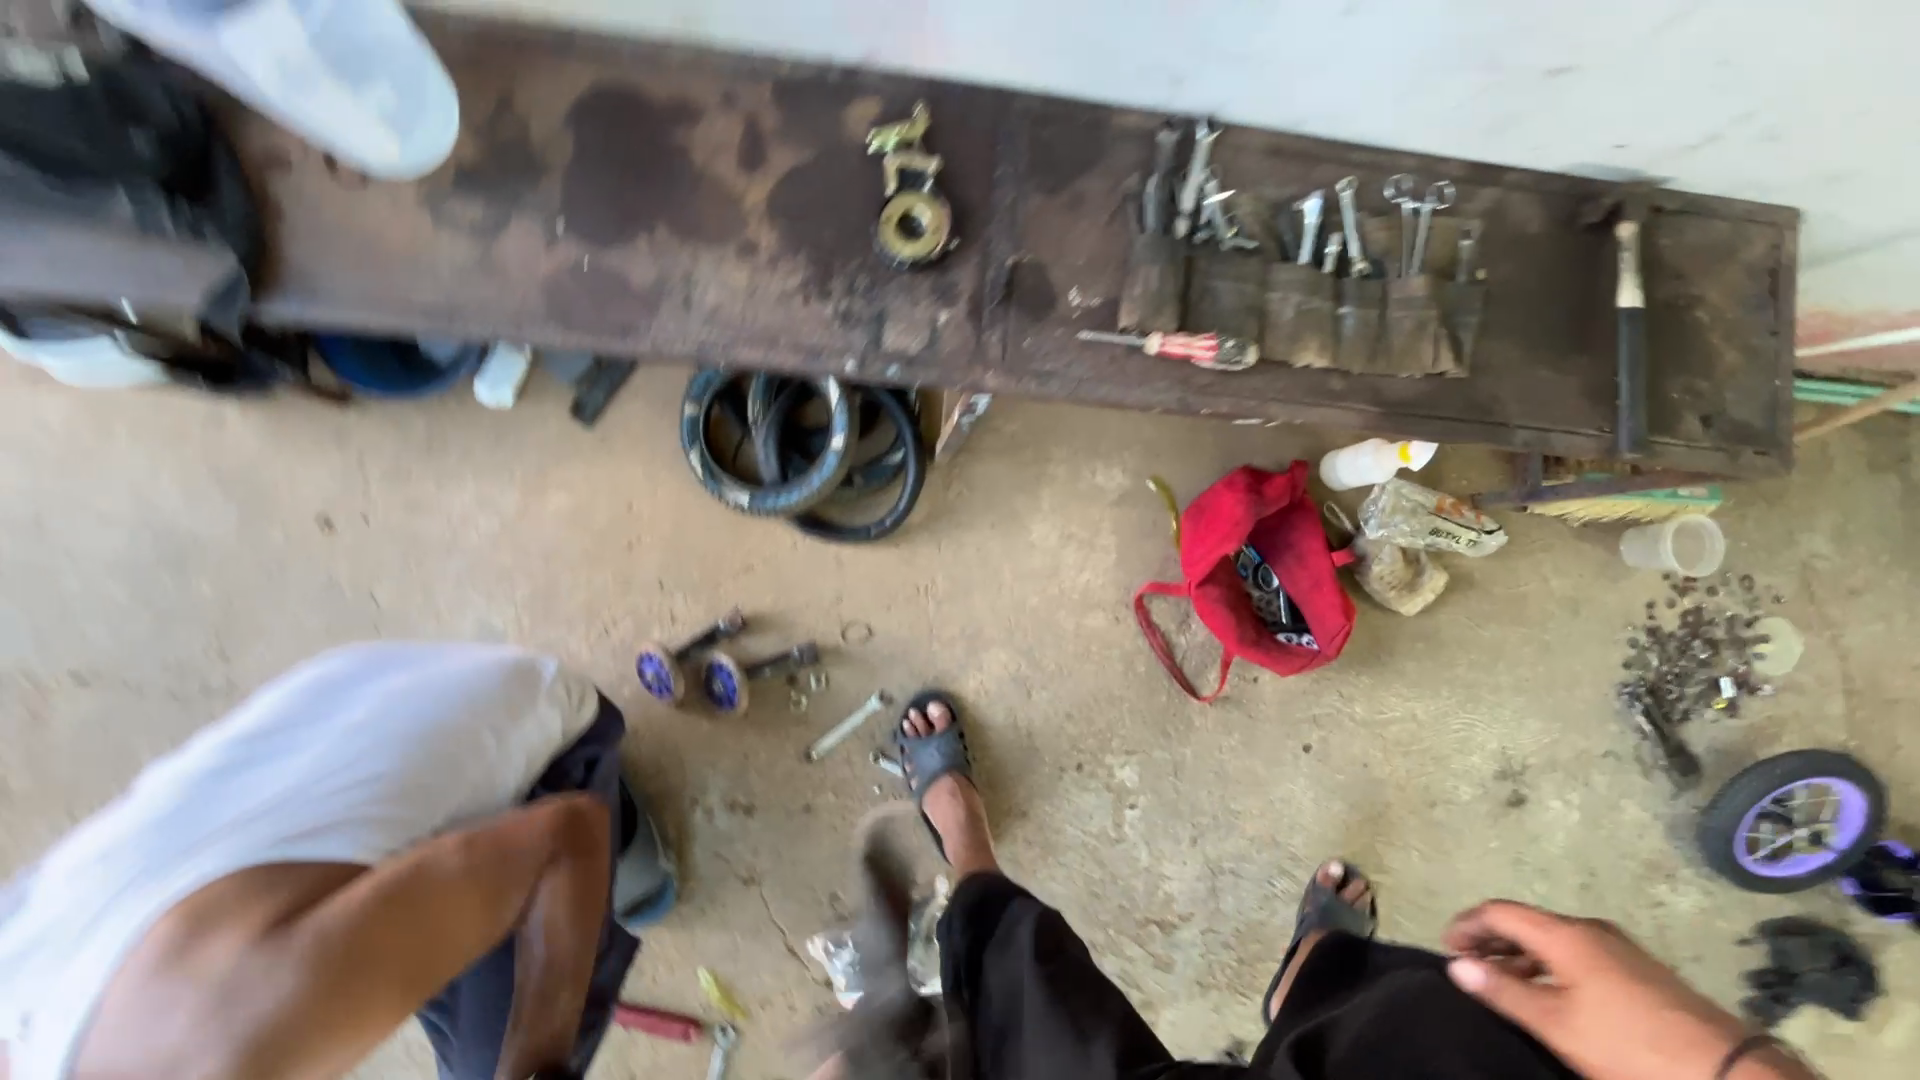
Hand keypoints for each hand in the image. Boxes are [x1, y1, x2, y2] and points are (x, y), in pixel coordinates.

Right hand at [1442, 900, 1809, 1079]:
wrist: (1732, 1075)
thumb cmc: (1630, 1045)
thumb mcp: (1556, 1024)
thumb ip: (1503, 991)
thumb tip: (1456, 964)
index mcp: (1565, 934)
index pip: (1499, 911)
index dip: (1467, 925)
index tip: (1447, 948)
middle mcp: (1590, 930)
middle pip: (1527, 922)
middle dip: (1492, 939)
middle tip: (1470, 965)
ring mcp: (1621, 949)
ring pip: (1555, 940)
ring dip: (1522, 955)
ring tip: (1506, 983)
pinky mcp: (1642, 971)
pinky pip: (1579, 954)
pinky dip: (1551, 965)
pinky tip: (1553, 995)